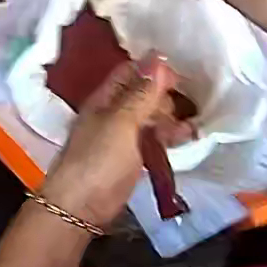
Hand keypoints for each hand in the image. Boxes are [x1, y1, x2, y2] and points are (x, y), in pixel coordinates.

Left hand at [40, 54, 194, 228]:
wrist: (79, 207)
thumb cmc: (98, 161)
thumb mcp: (122, 123)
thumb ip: (141, 94)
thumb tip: (157, 59)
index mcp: (104, 99)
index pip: (130, 72)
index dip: (154, 70)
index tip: (179, 78)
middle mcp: (113, 113)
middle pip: (144, 94)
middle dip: (165, 97)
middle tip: (178, 112)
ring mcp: (121, 136)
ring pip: (150, 117)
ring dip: (170, 119)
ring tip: (186, 129)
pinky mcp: (131, 158)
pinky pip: (152, 139)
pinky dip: (167, 137)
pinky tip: (183, 139)